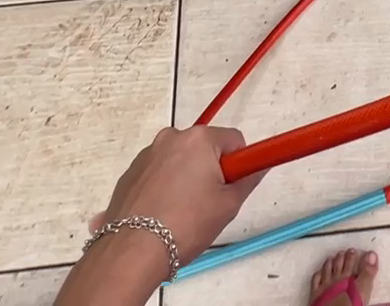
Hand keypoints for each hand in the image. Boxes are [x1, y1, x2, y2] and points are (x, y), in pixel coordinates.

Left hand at [83, 126, 265, 282]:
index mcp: (199, 138)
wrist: (131, 252)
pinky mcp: (128, 174)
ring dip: (184, 179)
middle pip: (204, 149)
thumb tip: (260, 165)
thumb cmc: (186, 224)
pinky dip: (161, 190)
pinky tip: (159, 217)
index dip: (237, 165)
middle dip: (209, 171)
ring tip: (180, 215)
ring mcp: (147, 155)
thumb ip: (248, 180)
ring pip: (178, 162)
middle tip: (207, 204)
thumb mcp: (228, 206)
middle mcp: (172, 137)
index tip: (230, 188)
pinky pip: (155, 176)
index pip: (233, 140)